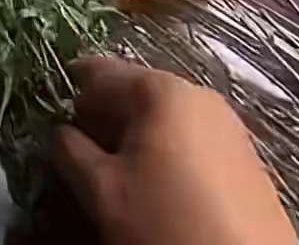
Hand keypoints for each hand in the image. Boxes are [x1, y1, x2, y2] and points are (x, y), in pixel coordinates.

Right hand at [52, 57, 295, 244]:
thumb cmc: (169, 227)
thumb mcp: (103, 191)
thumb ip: (69, 150)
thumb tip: (60, 133)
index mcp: (160, 88)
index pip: (96, 71)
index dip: (68, 93)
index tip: (50, 120)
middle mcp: (197, 94)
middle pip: (131, 92)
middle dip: (102, 118)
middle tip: (82, 154)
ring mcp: (228, 127)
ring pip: (161, 118)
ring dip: (133, 138)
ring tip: (118, 176)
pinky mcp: (248, 163)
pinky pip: (189, 141)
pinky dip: (165, 155)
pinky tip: (157, 190)